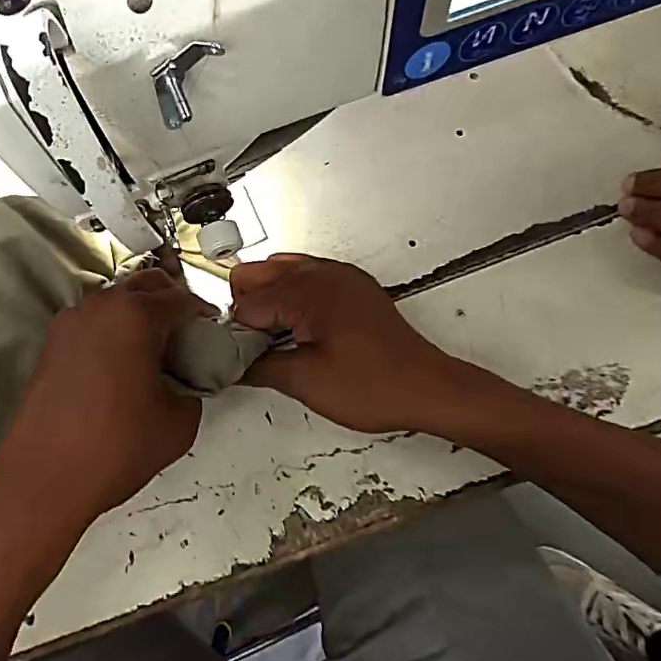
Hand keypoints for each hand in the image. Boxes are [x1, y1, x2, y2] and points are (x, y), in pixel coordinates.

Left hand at [0, 270, 210, 531]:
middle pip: (144, 287)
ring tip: (153, 356)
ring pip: (115, 305)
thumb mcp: (179, 422)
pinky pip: (92, 326)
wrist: (43, 480)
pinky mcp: (50, 346)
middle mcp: (98, 308)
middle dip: (170, 305)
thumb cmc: (114, 447)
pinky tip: (121, 371)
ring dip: (138, 319)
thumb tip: (186, 384)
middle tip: (186, 337)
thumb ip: (193, 390)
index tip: (211, 331)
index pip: (180, 298)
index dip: (202, 313)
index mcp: (133, 316)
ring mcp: (68, 325)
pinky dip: (112, 335)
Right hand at [230, 254, 487, 436]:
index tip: (242, 358)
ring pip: (279, 271)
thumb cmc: (380, 384)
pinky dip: (293, 298)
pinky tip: (300, 331)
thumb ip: (259, 367)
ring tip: (278, 341)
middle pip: (254, 275)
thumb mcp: (305, 382)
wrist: (426, 388)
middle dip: (247, 311)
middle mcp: (322, 273)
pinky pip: (306, 277)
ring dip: (268, 302)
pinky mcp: (351, 286)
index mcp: (307, 291)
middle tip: (257, 349)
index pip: (245, 303)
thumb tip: (235, 363)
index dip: (238, 335)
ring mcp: (339, 276)